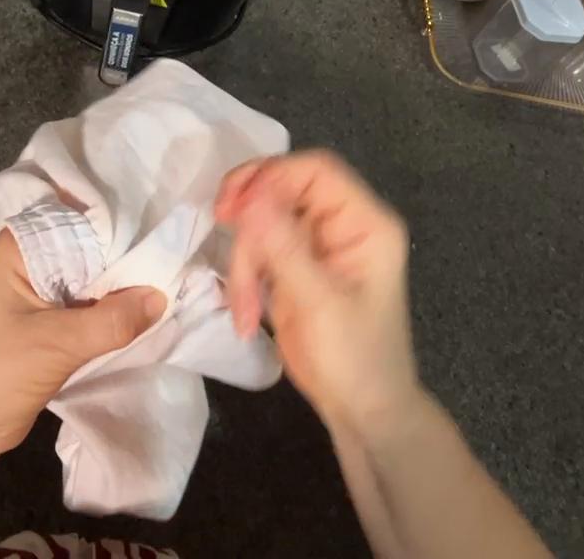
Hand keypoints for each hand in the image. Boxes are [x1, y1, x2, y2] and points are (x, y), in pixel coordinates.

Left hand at [0, 230, 164, 463]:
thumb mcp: (56, 344)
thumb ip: (112, 320)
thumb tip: (163, 296)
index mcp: (22, 246)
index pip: (81, 218)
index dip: (122, 221)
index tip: (166, 224)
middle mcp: (34, 260)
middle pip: (93, 247)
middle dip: (130, 256)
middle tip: (180, 251)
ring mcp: (44, 292)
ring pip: (96, 279)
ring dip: (126, 286)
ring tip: (176, 277)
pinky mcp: (54, 322)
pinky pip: (93, 306)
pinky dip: (116, 311)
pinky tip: (151, 309)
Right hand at [216, 151, 420, 434]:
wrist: (364, 413)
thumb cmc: (356, 358)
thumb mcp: (320, 303)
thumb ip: (285, 247)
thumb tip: (250, 197)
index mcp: (363, 222)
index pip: (316, 171)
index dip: (272, 176)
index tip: (235, 205)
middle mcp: (341, 223)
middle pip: (283, 187)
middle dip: (249, 211)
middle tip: (219, 221)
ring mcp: (315, 243)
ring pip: (263, 219)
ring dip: (245, 258)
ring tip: (244, 308)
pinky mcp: (294, 263)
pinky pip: (258, 246)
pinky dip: (244, 274)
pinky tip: (246, 313)